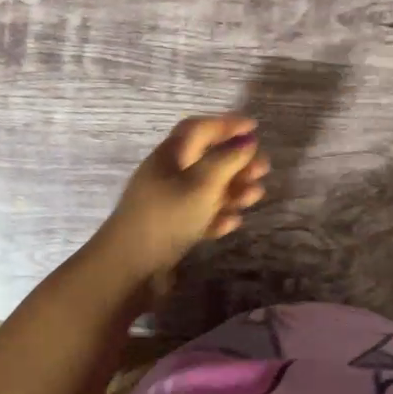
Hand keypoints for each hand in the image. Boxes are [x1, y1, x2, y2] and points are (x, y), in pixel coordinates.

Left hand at [90, 114, 270, 284]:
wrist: (128, 269)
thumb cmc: (167, 217)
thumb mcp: (202, 184)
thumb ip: (226, 160)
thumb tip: (246, 141)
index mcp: (171, 155)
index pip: (200, 129)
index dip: (227, 124)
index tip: (254, 127)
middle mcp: (168, 174)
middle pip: (207, 159)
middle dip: (237, 161)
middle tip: (264, 168)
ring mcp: (168, 203)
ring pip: (206, 189)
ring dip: (233, 189)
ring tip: (257, 194)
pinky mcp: (170, 230)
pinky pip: (199, 215)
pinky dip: (218, 215)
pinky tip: (235, 221)